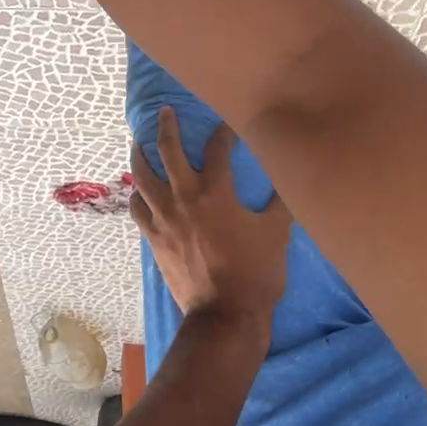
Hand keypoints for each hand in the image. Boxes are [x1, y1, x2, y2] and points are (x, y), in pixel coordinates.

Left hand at [132, 106, 293, 325]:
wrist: (225, 313)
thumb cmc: (255, 274)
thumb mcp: (277, 235)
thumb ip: (281, 204)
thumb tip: (289, 181)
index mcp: (216, 191)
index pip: (217, 148)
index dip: (223, 132)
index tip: (226, 123)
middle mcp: (184, 195)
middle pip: (169, 150)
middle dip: (166, 126)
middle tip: (164, 112)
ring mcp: (164, 215)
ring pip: (143, 175)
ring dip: (140, 155)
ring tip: (138, 143)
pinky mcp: (153, 235)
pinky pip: (137, 208)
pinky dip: (137, 195)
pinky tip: (137, 191)